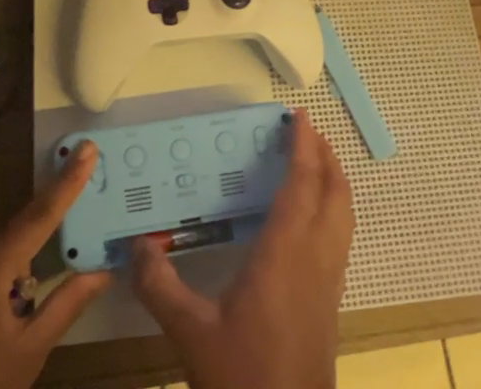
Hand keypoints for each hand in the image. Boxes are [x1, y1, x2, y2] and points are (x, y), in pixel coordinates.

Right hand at [130, 112, 354, 388]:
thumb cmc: (242, 373)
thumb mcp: (189, 330)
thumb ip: (159, 285)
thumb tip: (137, 246)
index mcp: (286, 252)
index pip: (301, 184)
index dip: (303, 146)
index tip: (298, 117)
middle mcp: (316, 257)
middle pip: (333, 192)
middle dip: (324, 155)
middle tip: (306, 131)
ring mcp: (329, 279)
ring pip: (343, 214)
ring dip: (333, 180)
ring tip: (314, 163)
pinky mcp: (331, 299)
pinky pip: (340, 236)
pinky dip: (332, 209)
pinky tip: (310, 219)